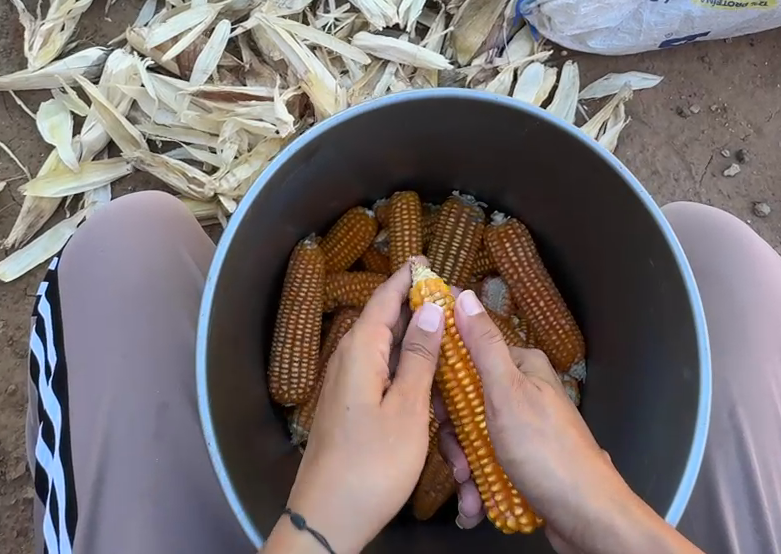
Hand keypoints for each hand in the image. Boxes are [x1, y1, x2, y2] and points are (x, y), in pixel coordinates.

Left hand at [263, 262, 443, 553]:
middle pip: (386, 319)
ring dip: (415, 339)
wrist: (327, 518)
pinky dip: (406, 366)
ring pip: (386, 347)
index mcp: (361, 348)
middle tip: (453, 302)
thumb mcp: (407, 409)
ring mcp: (349, 381)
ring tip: (450, 335)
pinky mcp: (352, 404)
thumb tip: (429, 307)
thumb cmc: (371, 464)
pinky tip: (430, 377)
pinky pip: (382, 370)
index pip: (386, 297)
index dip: (408, 278)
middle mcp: (350, 356)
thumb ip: (419, 356)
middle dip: (417, 307)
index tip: (430, 261)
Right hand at [451, 288, 700, 553]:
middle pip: (466, 399)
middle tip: (457, 461)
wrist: (589, 520)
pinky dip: (479, 483)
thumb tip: (463, 295)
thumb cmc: (547, 450)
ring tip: (469, 490)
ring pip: (473, 435)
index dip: (444, 375)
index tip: (430, 401)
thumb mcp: (507, 391)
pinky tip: (477, 504)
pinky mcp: (522, 459)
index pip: (468, 352)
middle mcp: (522, 390)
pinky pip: (487, 463)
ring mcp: (522, 427)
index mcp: (521, 365)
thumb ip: (483, 344)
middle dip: (455, 435)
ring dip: (465, 465)